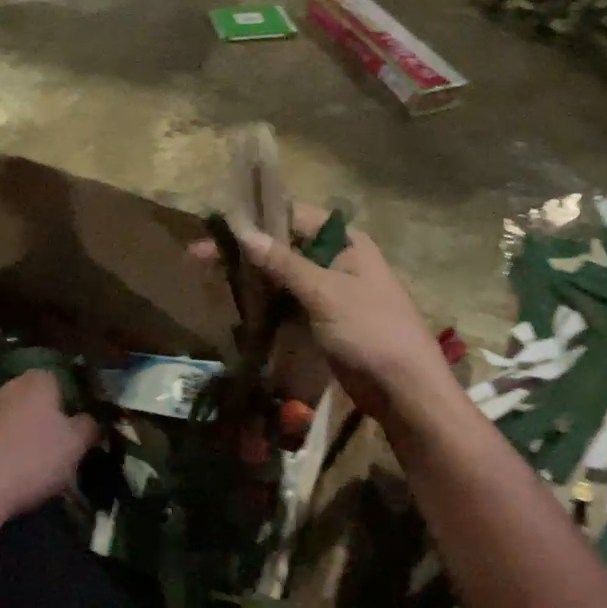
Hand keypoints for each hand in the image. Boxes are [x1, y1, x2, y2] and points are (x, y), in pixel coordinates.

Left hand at [0, 371, 100, 521]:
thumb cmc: (31, 458)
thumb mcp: (75, 445)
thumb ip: (89, 427)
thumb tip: (91, 420)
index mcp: (38, 379)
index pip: (64, 382)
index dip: (74, 406)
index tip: (79, 433)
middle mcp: (8, 386)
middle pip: (36, 402)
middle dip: (47, 423)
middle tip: (59, 453)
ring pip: (13, 421)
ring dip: (22, 439)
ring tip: (33, 471)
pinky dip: (0, 454)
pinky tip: (6, 478)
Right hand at [194, 205, 452, 420]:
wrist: (406, 392)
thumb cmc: (371, 331)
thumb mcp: (325, 293)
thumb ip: (284, 263)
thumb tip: (244, 232)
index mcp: (346, 242)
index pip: (295, 215)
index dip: (258, 217)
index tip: (220, 223)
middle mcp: (338, 259)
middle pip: (284, 245)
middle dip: (246, 249)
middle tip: (200, 254)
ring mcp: (331, 290)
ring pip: (283, 275)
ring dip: (252, 276)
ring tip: (209, 274)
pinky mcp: (324, 320)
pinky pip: (289, 302)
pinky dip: (265, 301)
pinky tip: (236, 303)